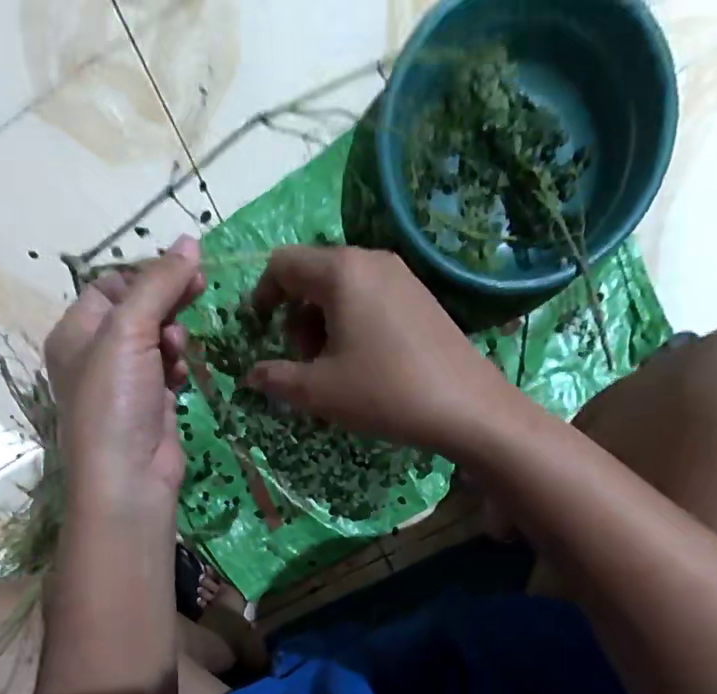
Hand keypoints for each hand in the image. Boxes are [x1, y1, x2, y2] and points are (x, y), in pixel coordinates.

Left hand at [43, 237, 204, 508]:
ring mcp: (122, 383)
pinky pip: (166, 370)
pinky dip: (176, 366)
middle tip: (198, 290)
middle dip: (166, 303)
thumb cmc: (114, 400)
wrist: (127, 478)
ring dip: (172, 336)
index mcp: (73, 333)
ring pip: (155, 339)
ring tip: (177, 349)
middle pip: (136, 310)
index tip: (182, 271)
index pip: (109, 286)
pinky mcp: (148, 405)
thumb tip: (189, 241)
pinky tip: (181, 374)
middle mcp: (93, 355)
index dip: (144, 276)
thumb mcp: (128, 331)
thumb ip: (158, 284)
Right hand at [243, 246, 521, 451]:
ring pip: (340, 289)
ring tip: (330, 368)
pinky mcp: (419, 297)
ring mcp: (401, 277)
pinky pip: (368, 298)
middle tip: (301, 361)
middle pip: (312, 275)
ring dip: (320, 324)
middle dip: (294, 316)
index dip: (262, 295)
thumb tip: (250, 375)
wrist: (466, 408)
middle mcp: (371, 261)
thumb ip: (274, 378)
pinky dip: (349, 324)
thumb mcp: (317, 391)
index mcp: (341, 272)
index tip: (258, 330)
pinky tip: (360, 364)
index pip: (283, 264)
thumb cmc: (382, 392)